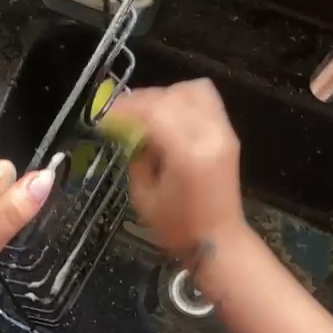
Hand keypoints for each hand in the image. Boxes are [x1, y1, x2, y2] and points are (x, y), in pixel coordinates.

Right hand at [111, 79, 248, 267]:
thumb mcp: (144, 196)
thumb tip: (130, 132)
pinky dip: (183, 101)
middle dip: (143, 100)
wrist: (218, 242)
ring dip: (166, 95)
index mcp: (187, 154)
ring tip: (146, 112)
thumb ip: (137, 157)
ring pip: (193, 90)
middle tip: (121, 114)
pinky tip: (167, 117)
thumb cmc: (177, 228)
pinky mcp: (227, 134)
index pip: (155, 111)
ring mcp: (223, 132)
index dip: (126, 108)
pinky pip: (206, 101)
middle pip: (173, 96)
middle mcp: (209, 135)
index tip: (105, 116)